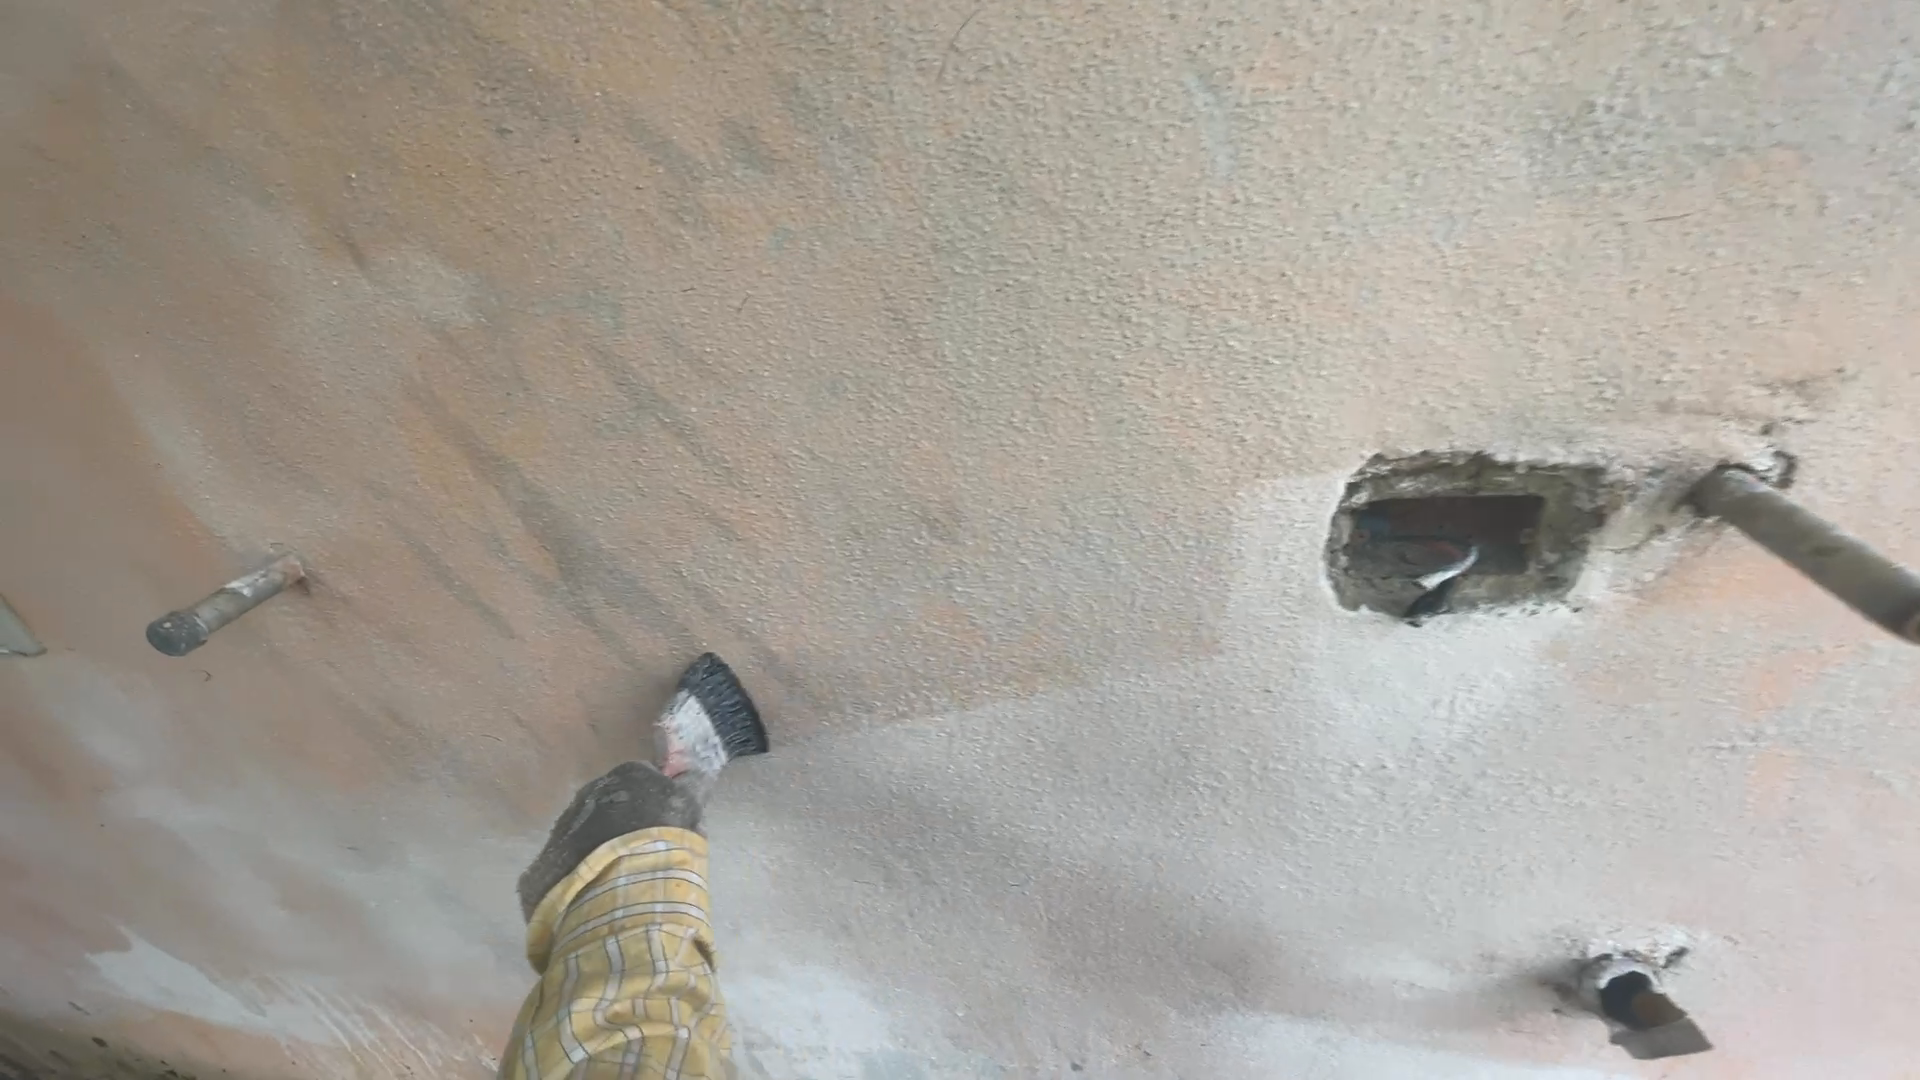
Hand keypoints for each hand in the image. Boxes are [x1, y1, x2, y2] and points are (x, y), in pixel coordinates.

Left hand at [517, 761, 704, 919]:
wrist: (617, 888)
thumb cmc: (662, 838)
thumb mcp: (690, 807)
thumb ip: (694, 785)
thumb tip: (698, 774)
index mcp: (627, 773)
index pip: (645, 777)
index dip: (657, 800)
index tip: (667, 823)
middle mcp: (589, 791)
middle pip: (611, 803)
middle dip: (624, 822)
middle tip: (643, 851)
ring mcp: (562, 827)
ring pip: (587, 833)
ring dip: (600, 847)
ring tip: (619, 877)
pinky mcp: (542, 864)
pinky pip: (566, 865)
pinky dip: (579, 875)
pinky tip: (596, 893)